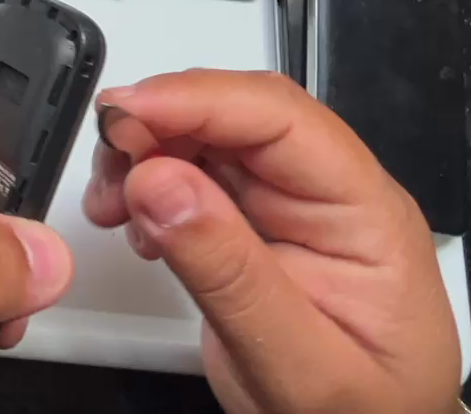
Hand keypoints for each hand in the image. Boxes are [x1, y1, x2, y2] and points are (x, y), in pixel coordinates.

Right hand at [83, 69, 458, 413]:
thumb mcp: (298, 370)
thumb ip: (230, 276)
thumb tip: (156, 178)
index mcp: (364, 211)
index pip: (280, 117)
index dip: (196, 100)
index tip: (122, 114)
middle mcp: (323, 186)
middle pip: (234, 110)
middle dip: (159, 119)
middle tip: (106, 157)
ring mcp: (282, 193)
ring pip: (200, 127)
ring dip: (141, 147)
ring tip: (110, 201)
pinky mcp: (242, 207)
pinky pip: (183, 161)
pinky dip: (139, 174)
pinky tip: (128, 217)